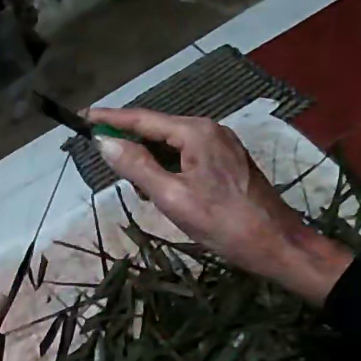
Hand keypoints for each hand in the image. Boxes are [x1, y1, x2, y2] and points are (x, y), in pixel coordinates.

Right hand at [86, 106, 352, 304]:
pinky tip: (160, 187)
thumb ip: (137, 167)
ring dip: (150, 159)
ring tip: (134, 184)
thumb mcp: (173, 197)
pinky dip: (168, 166)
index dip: (111, 118)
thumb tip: (105, 142)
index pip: (143, 118)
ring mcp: (222, 144)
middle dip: (130, 141)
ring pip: (172, 144)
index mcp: (196, 132)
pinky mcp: (228, 161)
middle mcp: (210, 129)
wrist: (277, 244)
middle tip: (104, 158)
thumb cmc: (223, 223)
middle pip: (158, 128)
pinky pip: (187, 155)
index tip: (83, 117)